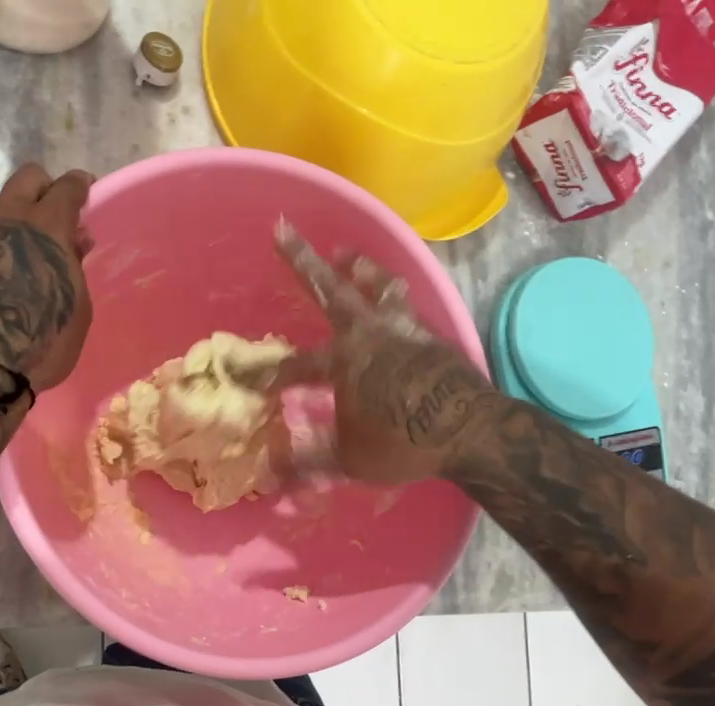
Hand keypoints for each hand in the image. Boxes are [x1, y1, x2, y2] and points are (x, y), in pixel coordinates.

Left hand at [0, 163, 95, 392]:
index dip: (80, 187)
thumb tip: (73, 241)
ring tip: (23, 258)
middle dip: (45, 190)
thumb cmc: (40, 344)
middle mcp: (4, 218)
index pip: (66, 187)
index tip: (85, 192)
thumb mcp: (77, 310)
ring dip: (15, 222)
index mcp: (45, 226)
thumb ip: (75, 266)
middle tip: (54, 219)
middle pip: (27, 178)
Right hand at [274, 222, 493, 486]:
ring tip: (347, 254)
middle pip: (331, 288)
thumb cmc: (403, 442)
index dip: (267, 375)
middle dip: (302, 260)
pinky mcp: (433, 335)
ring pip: (379, 285)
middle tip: (283, 228)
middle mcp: (370, 333)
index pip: (295, 366)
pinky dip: (391, 297)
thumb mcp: (348, 458)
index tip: (243, 379)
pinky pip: (406, 305)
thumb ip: (311, 458)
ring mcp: (405, 328)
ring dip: (360, 268)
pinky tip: (390, 300)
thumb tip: (276, 468)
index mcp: (344, 360)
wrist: (471, 431)